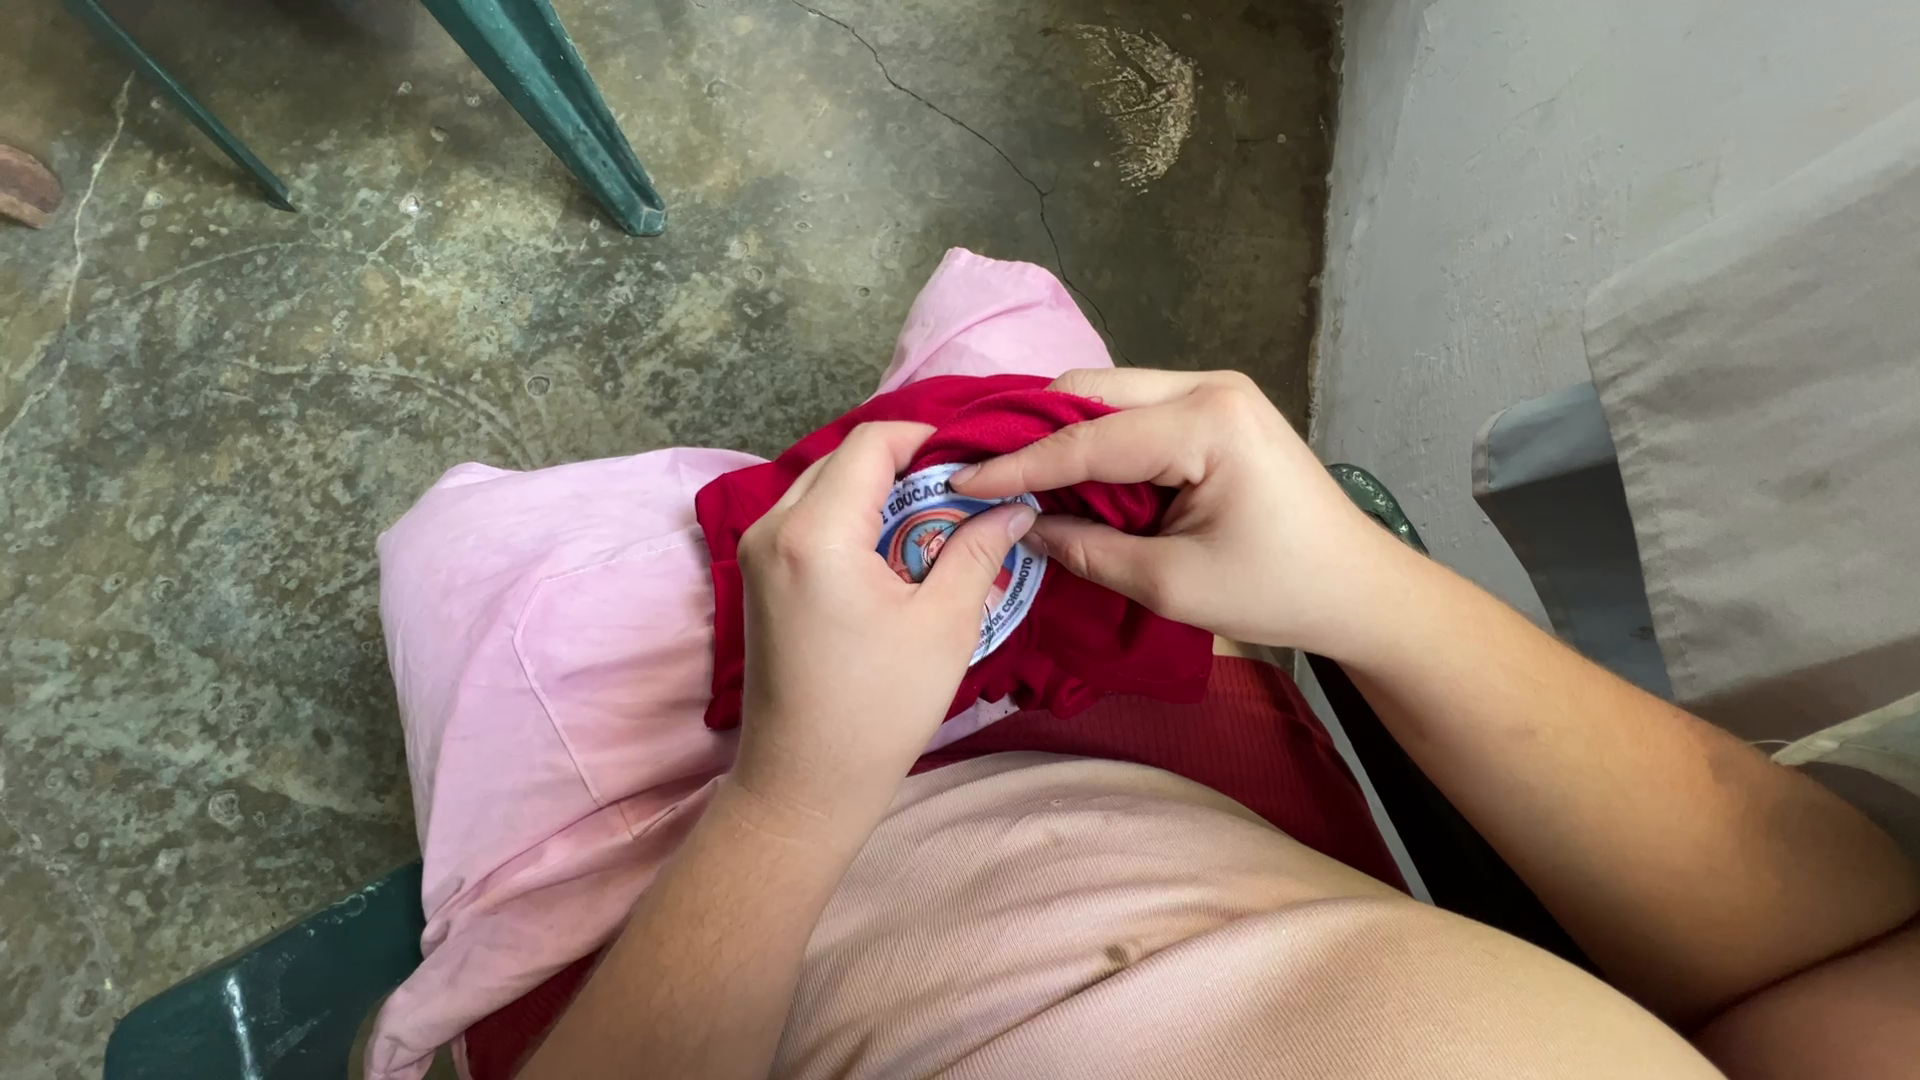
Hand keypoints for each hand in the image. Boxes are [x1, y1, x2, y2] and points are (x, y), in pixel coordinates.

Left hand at [730, 421, 1035, 841]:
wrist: (804, 782)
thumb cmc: (879, 708)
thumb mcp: (944, 625)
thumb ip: (978, 550)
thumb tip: (1014, 508)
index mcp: (817, 533)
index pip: (871, 443)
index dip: (926, 440)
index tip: (969, 465)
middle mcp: (773, 528)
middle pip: (844, 459)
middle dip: (905, 467)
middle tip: (957, 501)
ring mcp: (756, 551)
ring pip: (824, 486)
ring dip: (878, 493)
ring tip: (929, 529)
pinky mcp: (757, 574)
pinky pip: (808, 518)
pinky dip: (852, 518)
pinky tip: (890, 555)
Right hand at [952, 368, 1409, 658]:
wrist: (1358, 590)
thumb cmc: (1275, 591)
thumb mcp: (1169, 583)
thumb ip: (1085, 549)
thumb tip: (1021, 526)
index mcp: (1207, 423)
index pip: (1086, 439)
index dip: (1017, 464)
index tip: (960, 481)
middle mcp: (1208, 386)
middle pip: (1091, 390)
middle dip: (1033, 432)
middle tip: (986, 472)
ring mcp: (1213, 392)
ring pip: (1107, 395)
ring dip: (1061, 434)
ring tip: (1017, 475)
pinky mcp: (1213, 410)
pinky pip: (1131, 413)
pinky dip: (1092, 441)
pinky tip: (1069, 473)